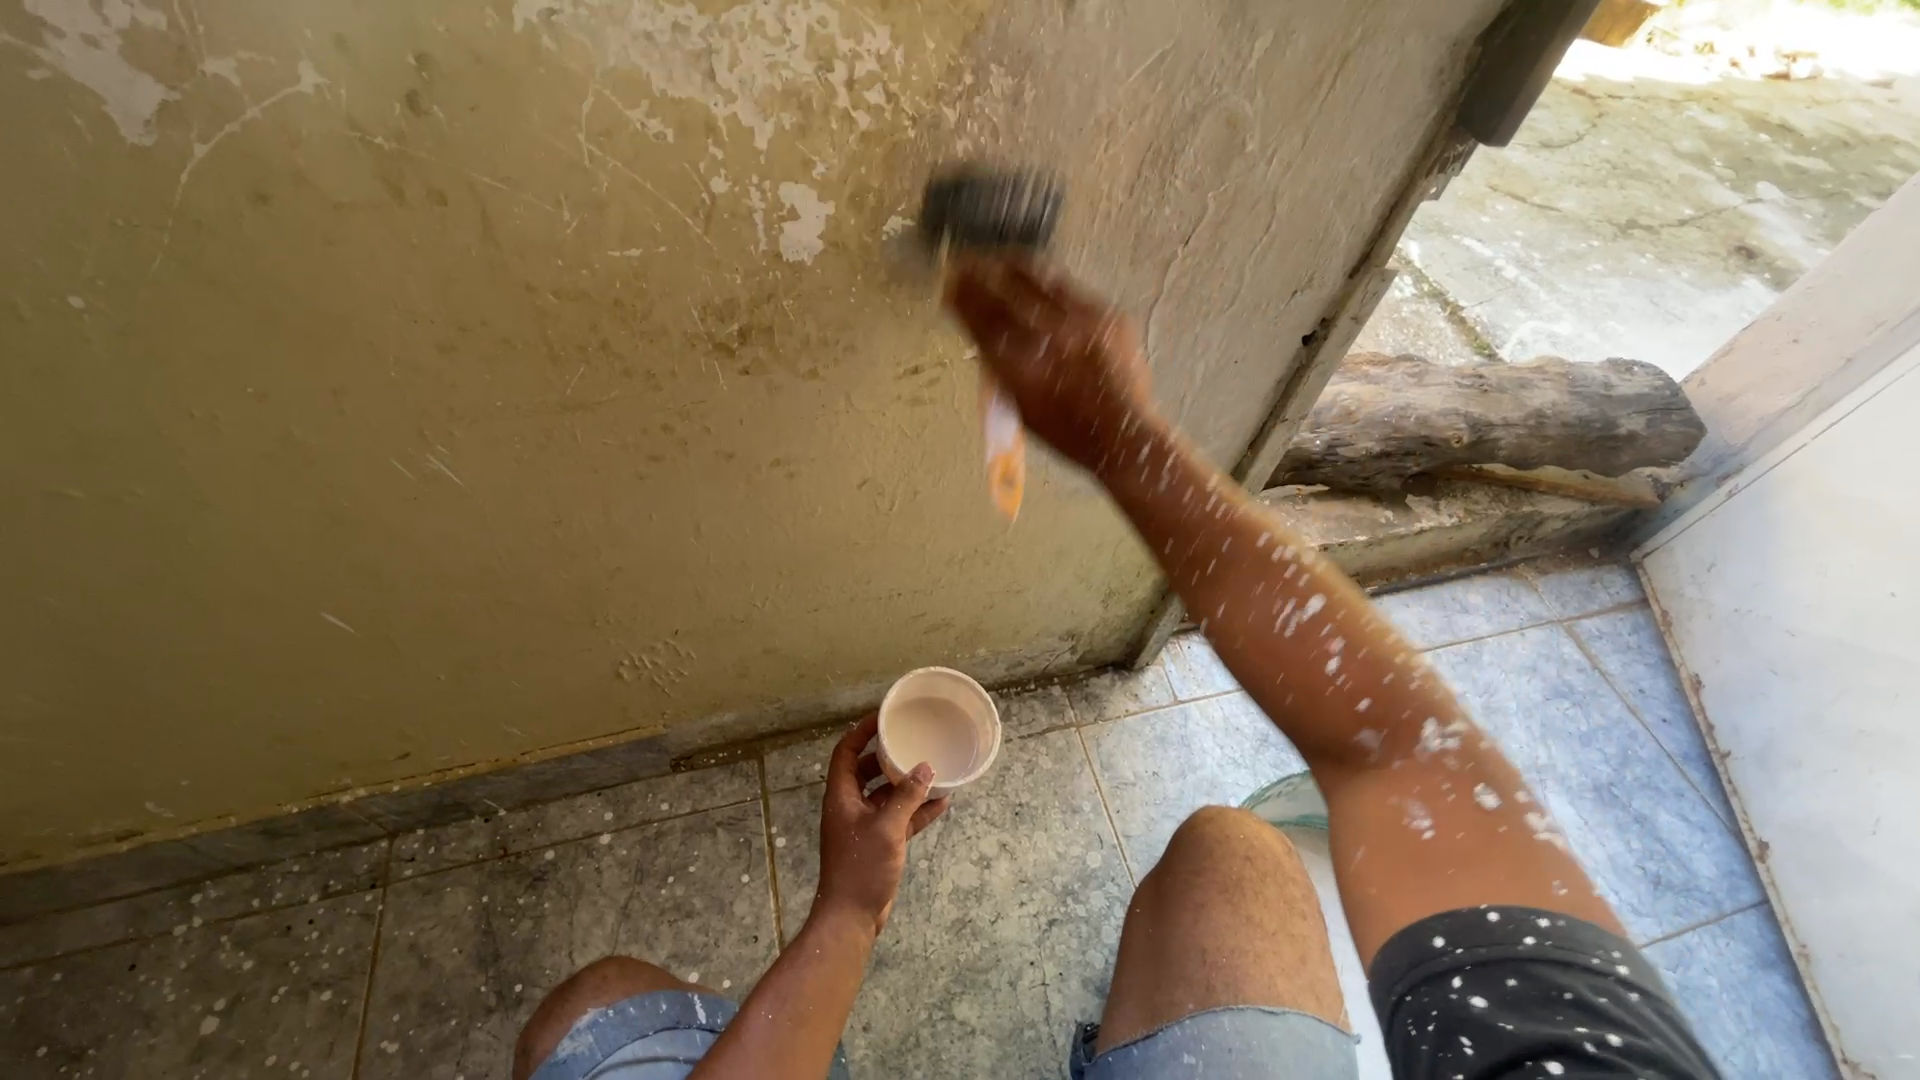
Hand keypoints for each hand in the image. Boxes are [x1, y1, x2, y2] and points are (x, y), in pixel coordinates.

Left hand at [813, 714, 949, 935]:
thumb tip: (925, 768)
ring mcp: (864, 825)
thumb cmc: (860, 868)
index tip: (884, 717)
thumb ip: (906, 797)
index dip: (861, 731)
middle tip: (911, 740)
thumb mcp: (886, 828)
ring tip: (932, 768)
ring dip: (907, 783)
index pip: (845, 751)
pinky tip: (942, 801)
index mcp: (841, 795)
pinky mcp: (880, 843)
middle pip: (866, 770)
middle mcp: (850, 805)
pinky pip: (899, 817)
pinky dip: (917, 809)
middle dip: (888, 755)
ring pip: (886, 794)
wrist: (851, 918)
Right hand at [944, 257, 1161, 474]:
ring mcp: (1084, 323)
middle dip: (978, 274)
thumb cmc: (1067, 432)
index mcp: (1024, 370)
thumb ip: (1002, 369)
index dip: (963, 300)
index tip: (949, 287)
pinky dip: (1045, 282)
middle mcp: (1052, 340)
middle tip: (963, 264)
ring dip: (1010, 265)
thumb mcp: (1021, 407)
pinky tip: (1034, 277)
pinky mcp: (1108, 315)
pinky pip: (1070, 289)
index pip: (983, 321)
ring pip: (1039, 279)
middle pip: (1005, 292)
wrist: (1125, 435)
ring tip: (994, 260)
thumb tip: (985, 332)